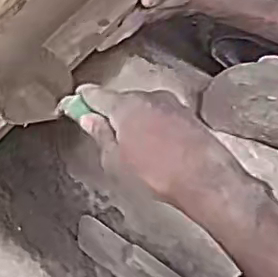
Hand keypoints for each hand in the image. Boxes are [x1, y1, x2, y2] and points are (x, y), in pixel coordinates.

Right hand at [73, 85, 268, 222]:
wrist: (205, 181)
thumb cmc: (155, 173)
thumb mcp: (114, 160)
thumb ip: (99, 135)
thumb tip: (89, 119)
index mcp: (125, 105)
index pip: (96, 95)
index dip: (81, 100)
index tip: (72, 104)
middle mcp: (150, 97)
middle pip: (121, 99)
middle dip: (108, 111)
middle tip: (97, 128)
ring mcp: (173, 104)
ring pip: (142, 106)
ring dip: (131, 118)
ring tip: (126, 142)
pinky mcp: (190, 116)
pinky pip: (160, 115)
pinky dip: (150, 124)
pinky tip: (149, 144)